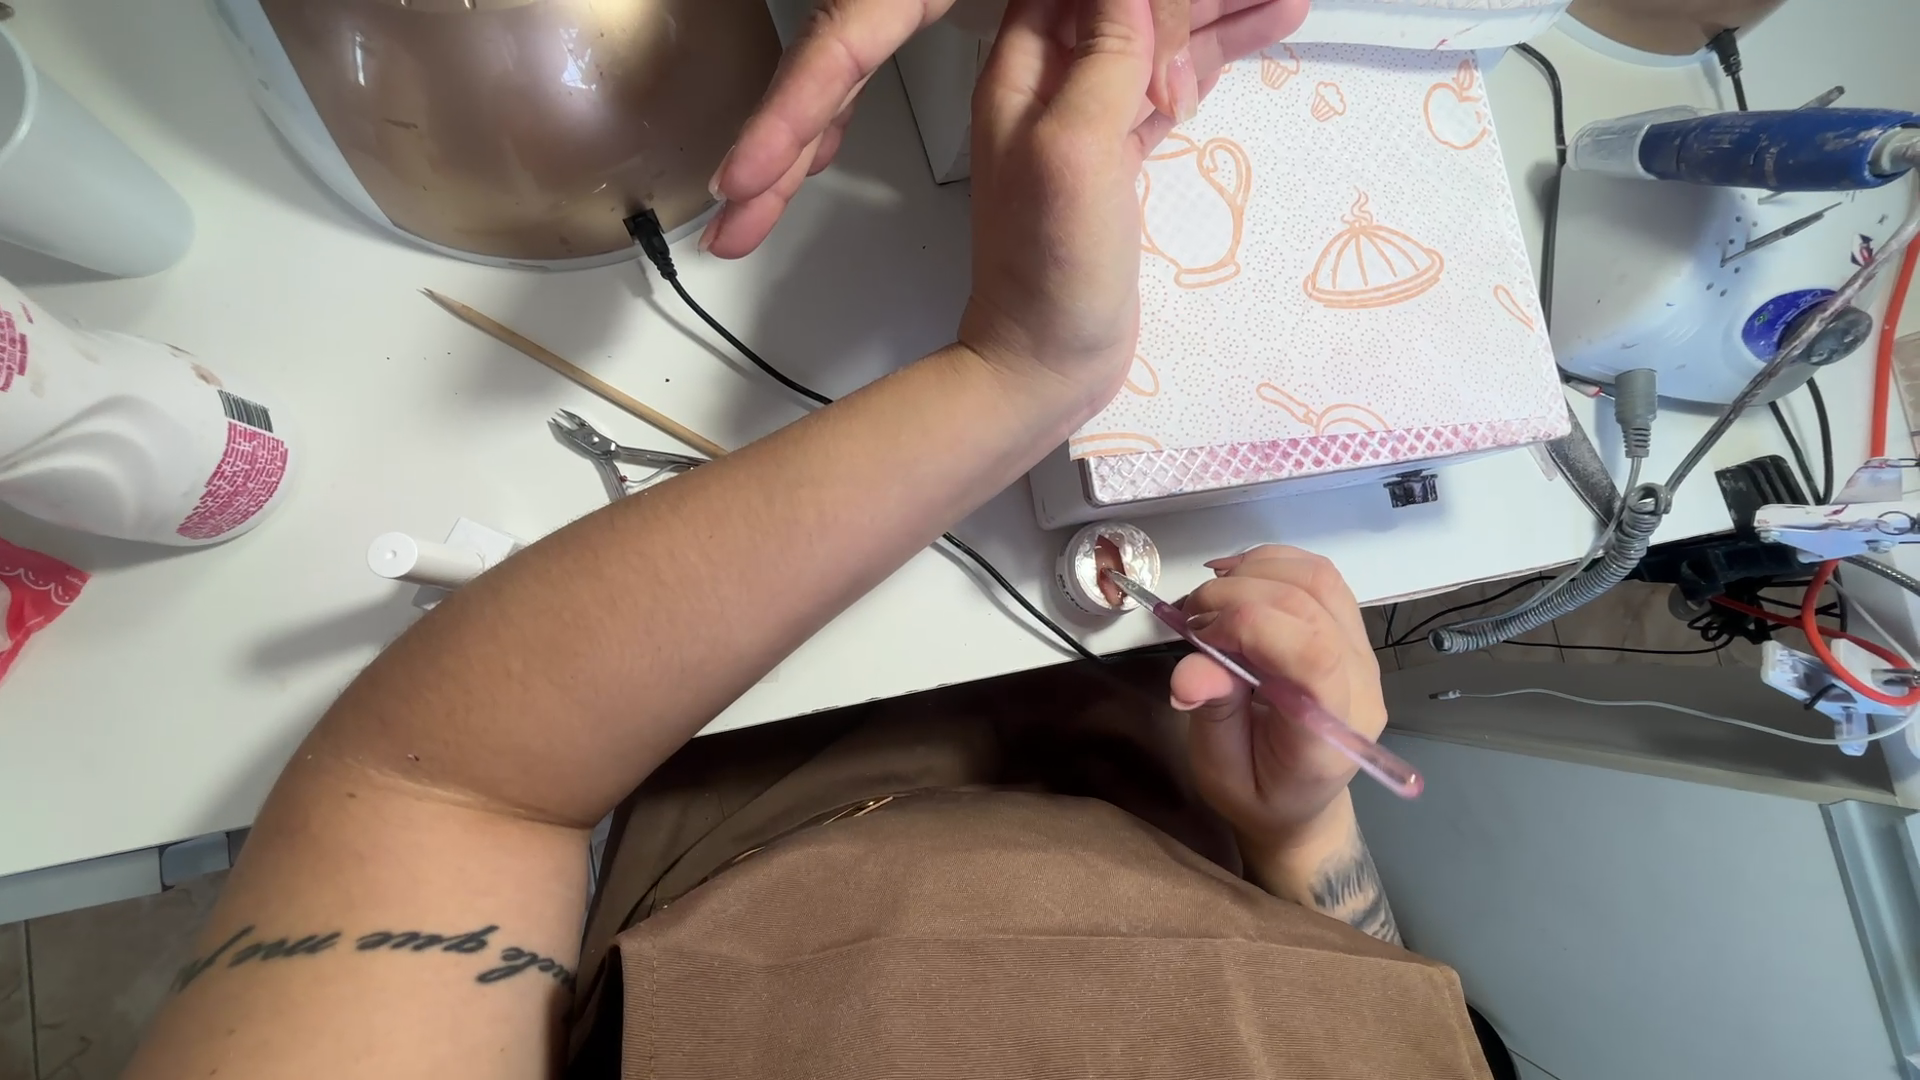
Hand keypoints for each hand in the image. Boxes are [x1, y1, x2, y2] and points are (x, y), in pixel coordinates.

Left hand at [701, 0, 1309, 258]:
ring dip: (1216, 19)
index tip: (1192, 0)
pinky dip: (1209, 67)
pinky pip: (1167, 95)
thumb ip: (1104, 53)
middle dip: (1188, 1)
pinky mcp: (1118, 165)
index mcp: (1024, 72)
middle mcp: (1051, 89)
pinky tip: (1262, 35)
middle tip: (1261, 1)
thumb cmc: (1052, 266)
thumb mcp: (1075, 146)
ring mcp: (1087, 127)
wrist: (1048, 360)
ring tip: (1289, 0)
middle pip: (1125, 7)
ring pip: (1156, 44)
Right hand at [1173, 546, 1389, 854]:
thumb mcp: (1220, 770)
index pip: (1313, 654)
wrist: (1298, 799)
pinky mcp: (1347, 631)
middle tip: (1189, 615)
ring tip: (1210, 598)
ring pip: (1317, 577)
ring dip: (1253, 571)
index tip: (1198, 635)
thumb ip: (1213, 714)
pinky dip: (1269, 564)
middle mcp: (1359, 682)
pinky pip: (1318, 575)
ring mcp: (1360, 652)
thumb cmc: (1258, 790)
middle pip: (1309, 603)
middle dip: (1234, 594)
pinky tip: (1234, 582)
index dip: (1249, 625)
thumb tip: (1189, 670)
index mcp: (1330, 731)